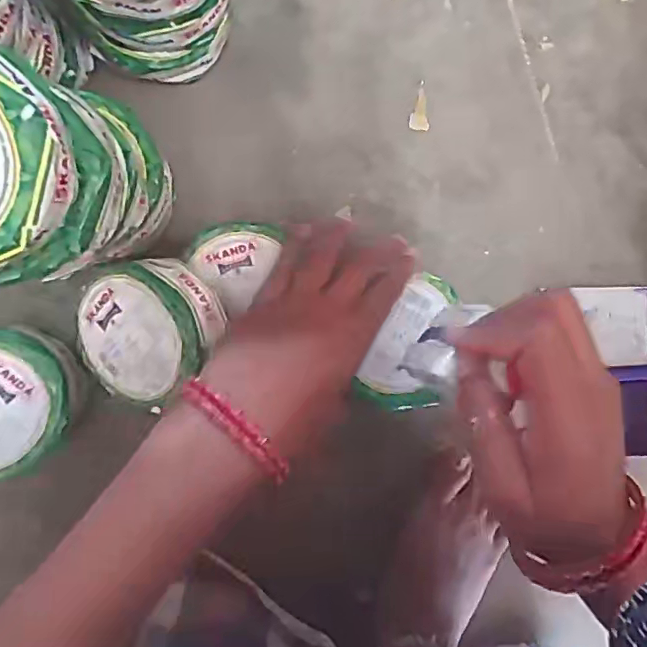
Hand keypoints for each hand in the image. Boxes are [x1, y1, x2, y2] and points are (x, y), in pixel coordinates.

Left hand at [195, 219, 414, 458]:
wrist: (236, 417)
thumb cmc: (294, 424)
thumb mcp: (332, 408)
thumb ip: (340, 388)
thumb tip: (338, 383)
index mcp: (353, 336)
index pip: (383, 296)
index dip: (398, 273)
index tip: (410, 257)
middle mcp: (328, 309)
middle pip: (358, 268)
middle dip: (379, 250)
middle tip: (393, 238)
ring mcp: (293, 300)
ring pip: (319, 257)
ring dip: (334, 236)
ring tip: (345, 222)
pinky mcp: (262, 301)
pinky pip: (282, 264)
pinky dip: (294, 244)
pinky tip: (300, 230)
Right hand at [449, 291, 627, 568]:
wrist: (600, 540)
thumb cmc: (547, 519)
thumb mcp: (501, 487)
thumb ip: (483, 422)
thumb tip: (467, 365)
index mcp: (570, 411)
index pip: (539, 334)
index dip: (492, 329)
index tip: (456, 346)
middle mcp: (594, 382)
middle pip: (555, 307)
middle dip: (504, 316)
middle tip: (473, 349)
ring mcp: (602, 376)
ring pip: (562, 312)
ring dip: (518, 324)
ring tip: (493, 364)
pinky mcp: (599, 379)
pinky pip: (565, 333)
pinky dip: (532, 336)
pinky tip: (514, 374)